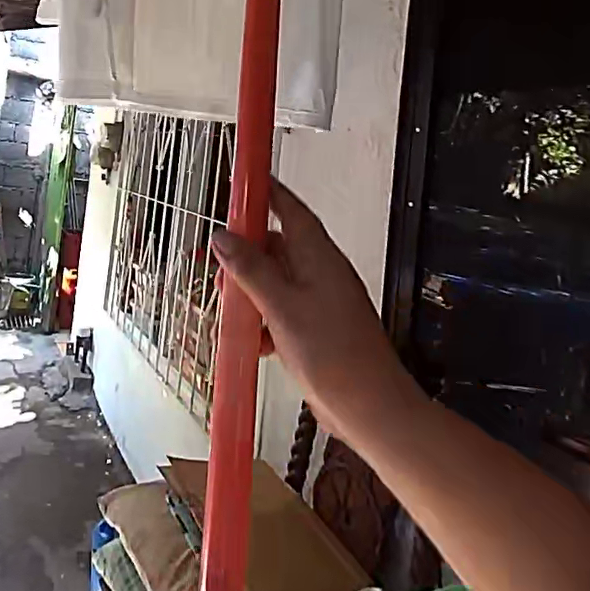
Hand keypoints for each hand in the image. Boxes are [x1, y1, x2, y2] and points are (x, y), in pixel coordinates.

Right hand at [211, 181, 422, 436]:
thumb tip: (223, 237)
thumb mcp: (281, 306)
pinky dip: (262, 315)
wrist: (371, 410)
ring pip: (273, 278)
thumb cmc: (336, 355)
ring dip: (249, 289)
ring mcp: (317, 298)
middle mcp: (319, 271)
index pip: (289, 208)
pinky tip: (252, 337)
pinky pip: (279, 306)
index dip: (265, 190)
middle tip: (218, 263)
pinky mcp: (314, 324)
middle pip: (275, 244)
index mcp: (318, 256)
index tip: (241, 180)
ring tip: (232, 306)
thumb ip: (250, 269)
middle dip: (244, 253)